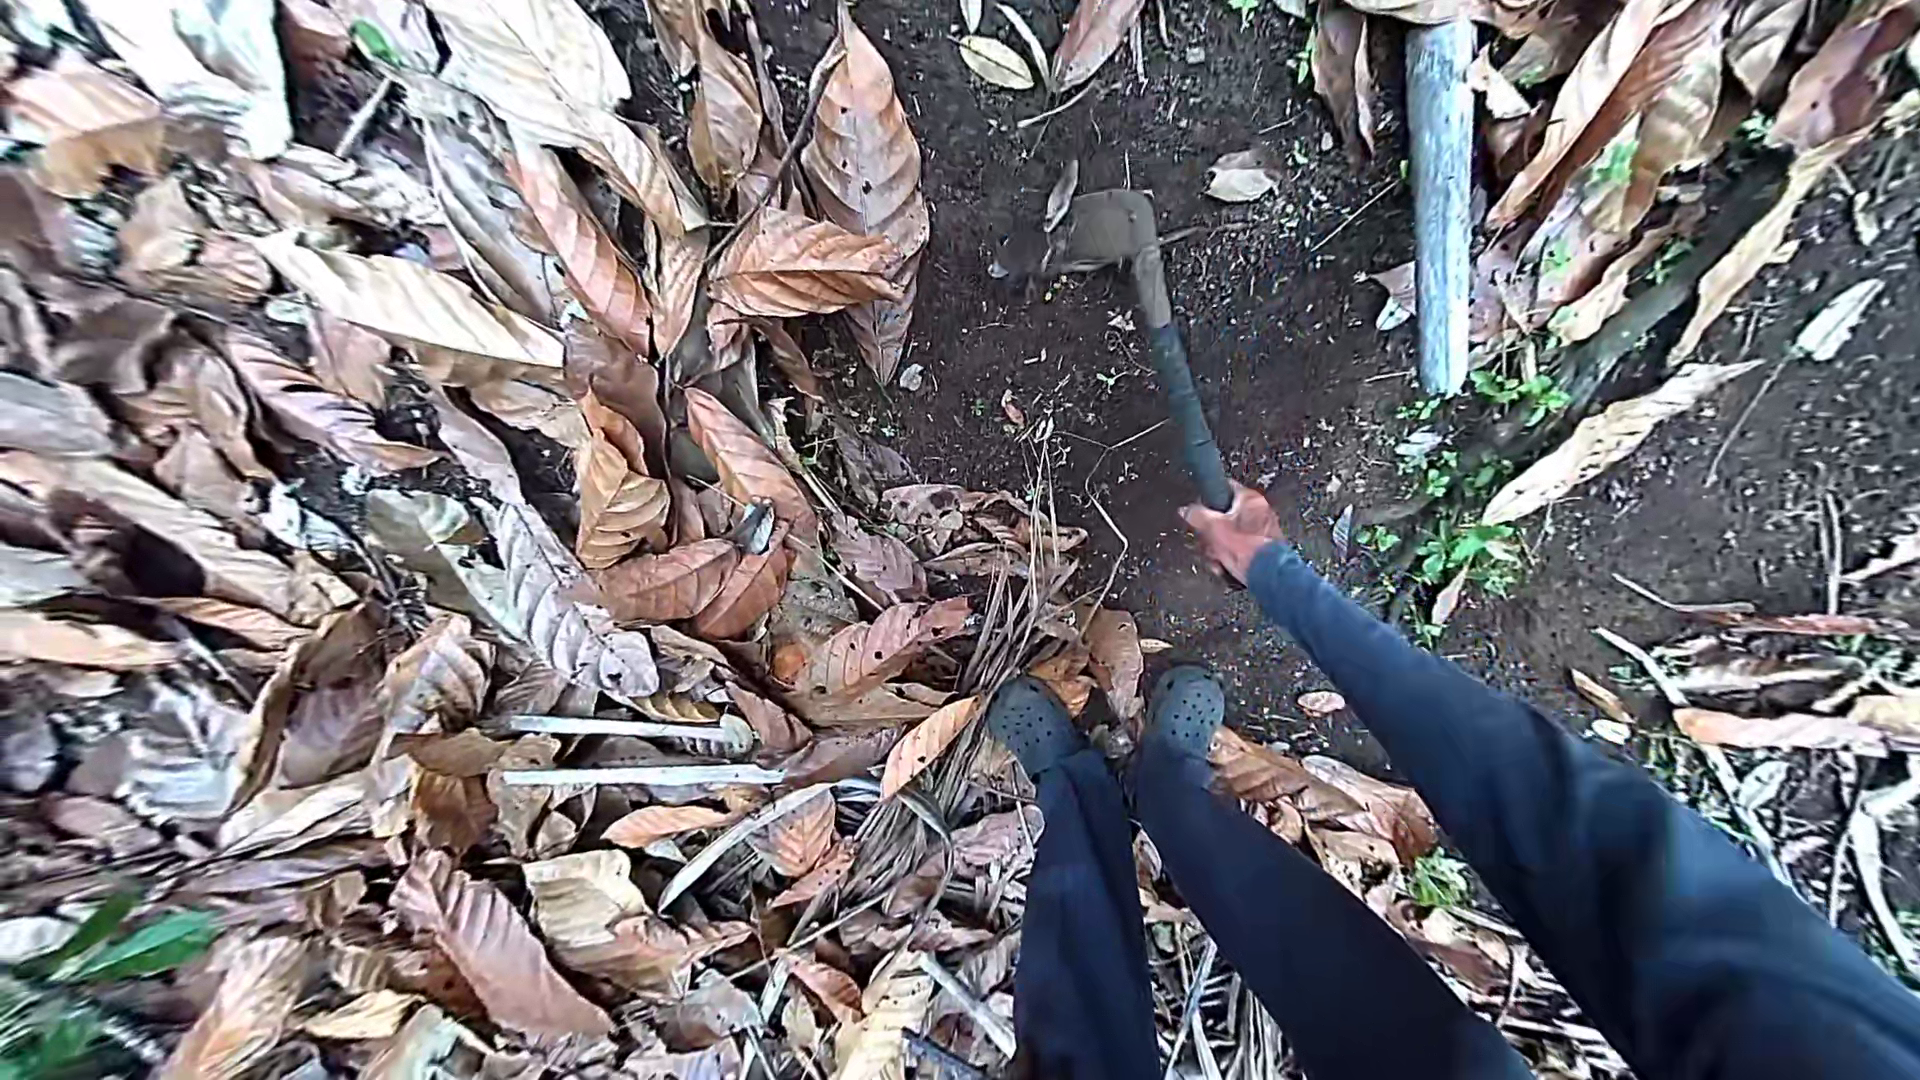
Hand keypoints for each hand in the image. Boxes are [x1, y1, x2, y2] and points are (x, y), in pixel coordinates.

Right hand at [1180, 482, 1285, 584]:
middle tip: (1208, 541)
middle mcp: (1260, 511)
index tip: (1200, 510)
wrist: (1267, 575)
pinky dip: (1229, 555)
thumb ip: (1196, 515)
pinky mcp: (1263, 546)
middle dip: (1210, 532)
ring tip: (1217, 557)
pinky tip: (1225, 564)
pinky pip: (1238, 546)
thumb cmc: (1248, 550)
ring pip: (1229, 533)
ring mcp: (1262, 529)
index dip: (1207, 500)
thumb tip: (1186, 510)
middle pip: (1223, 515)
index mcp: (1250, 499)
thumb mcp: (1212, 528)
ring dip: (1217, 547)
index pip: (1224, 488)